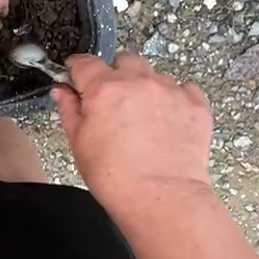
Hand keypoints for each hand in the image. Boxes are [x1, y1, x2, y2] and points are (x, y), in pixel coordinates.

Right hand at [54, 54, 215, 215]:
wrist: (161, 197)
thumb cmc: (116, 177)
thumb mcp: (79, 143)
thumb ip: (69, 110)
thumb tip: (63, 93)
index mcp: (104, 89)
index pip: (85, 63)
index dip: (77, 69)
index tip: (76, 74)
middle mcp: (138, 82)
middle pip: (123, 61)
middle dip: (115, 74)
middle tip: (112, 100)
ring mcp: (170, 90)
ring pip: (153, 74)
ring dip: (144, 87)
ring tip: (141, 117)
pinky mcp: (195, 103)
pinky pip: (182, 88)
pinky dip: (173, 98)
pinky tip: (165, 121)